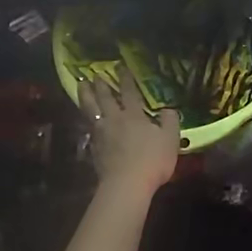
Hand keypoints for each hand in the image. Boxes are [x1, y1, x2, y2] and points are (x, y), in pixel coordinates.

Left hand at [79, 71, 179, 193]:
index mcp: (133, 115)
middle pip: (104, 98)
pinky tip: (85, 119)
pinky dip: (85, 119)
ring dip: (85, 95)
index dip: (125, 78)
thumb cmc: (152, 160)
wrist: (126, 184)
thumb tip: (168, 109)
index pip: (129, 92)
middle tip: (94, 73)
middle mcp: (114, 120)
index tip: (120, 66)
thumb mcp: (170, 139)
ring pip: (90, 109)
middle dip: (100, 84)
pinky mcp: (93, 148)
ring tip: (81, 85)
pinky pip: (88, 128)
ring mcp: (101, 134)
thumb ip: (169, 121)